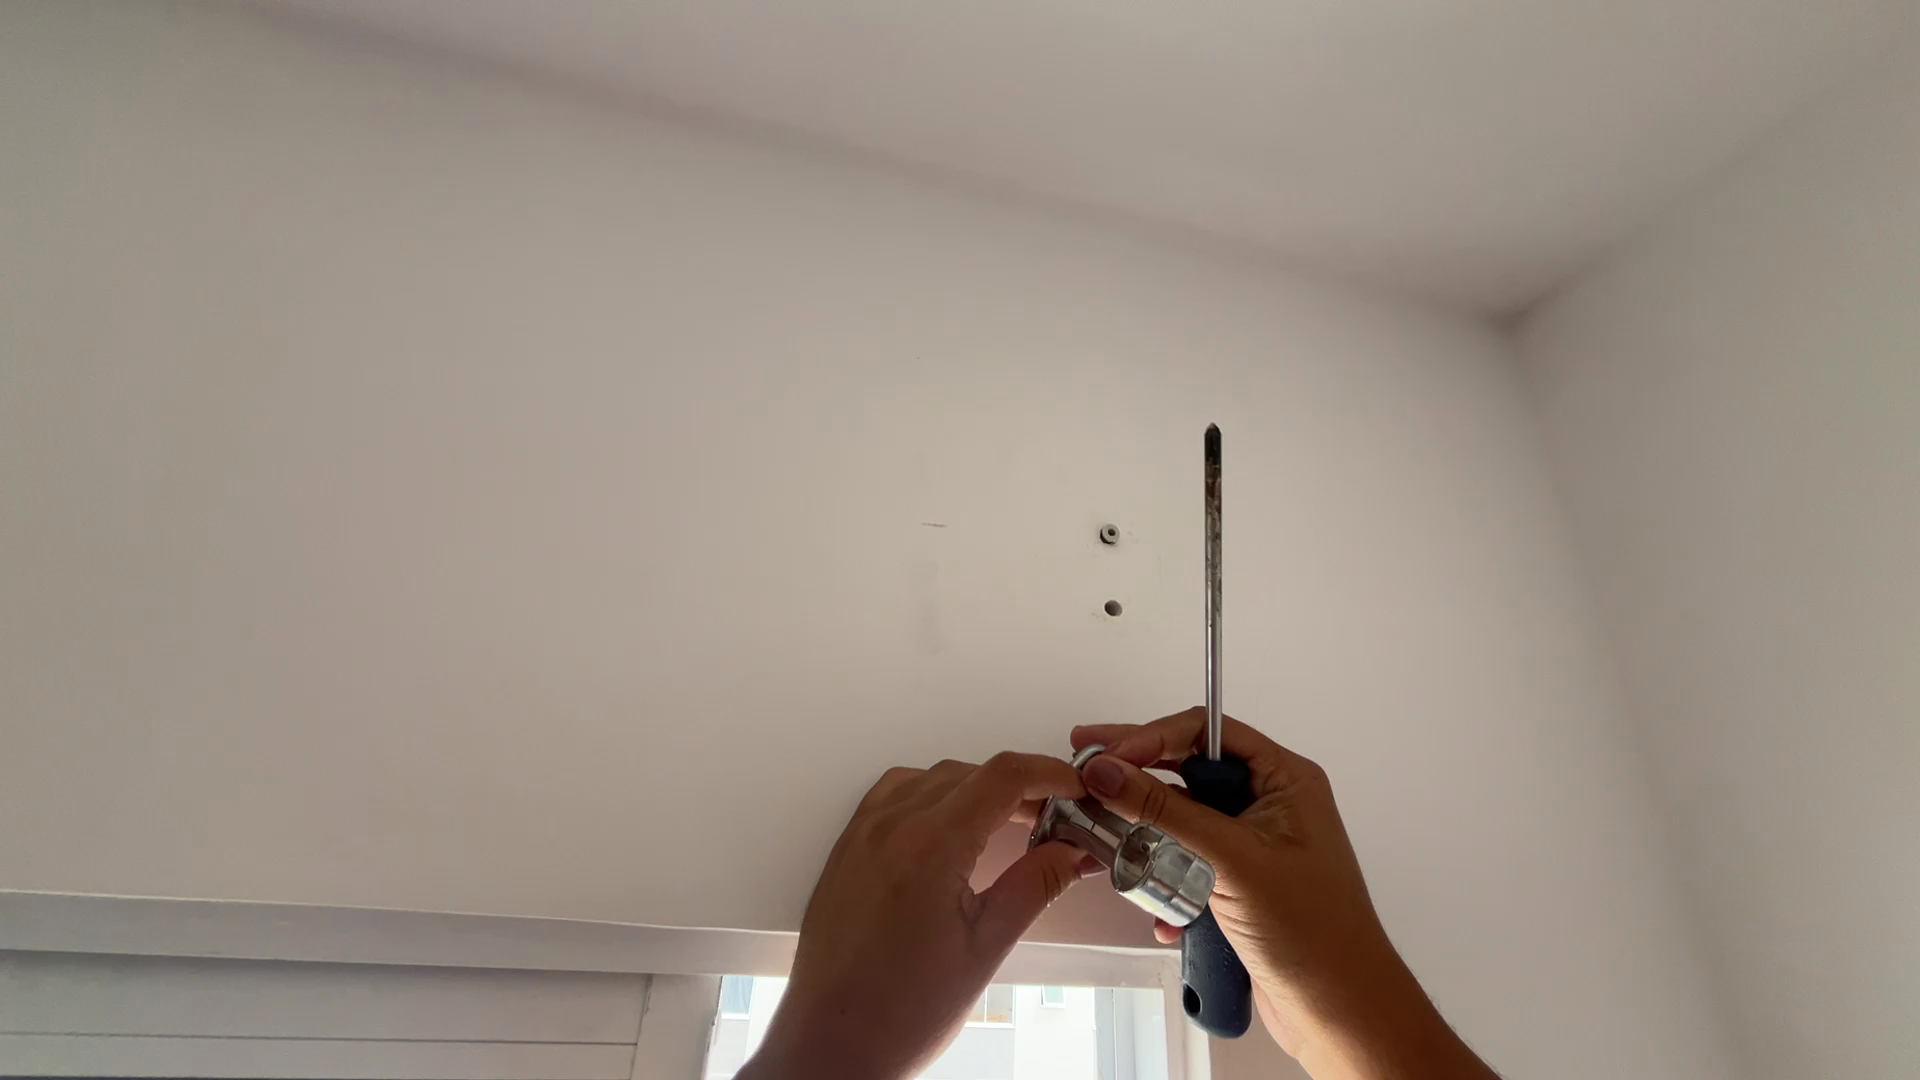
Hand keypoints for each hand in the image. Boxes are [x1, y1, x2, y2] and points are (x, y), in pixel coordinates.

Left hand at [741, 752, 1094, 1079]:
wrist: (830, 1047)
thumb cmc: (897, 1013)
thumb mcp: (985, 948)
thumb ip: (1033, 886)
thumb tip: (1069, 852)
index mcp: (930, 844)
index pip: (1002, 777)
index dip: (1048, 773)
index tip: (1073, 787)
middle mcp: (892, 825)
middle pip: (972, 772)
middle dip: (1020, 786)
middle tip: (1053, 817)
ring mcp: (865, 830)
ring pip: (935, 777)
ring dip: (977, 786)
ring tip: (1006, 820)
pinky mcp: (849, 843)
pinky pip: (896, 790)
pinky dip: (933, 792)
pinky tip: (949, 821)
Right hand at [1072, 709, 1495, 1079]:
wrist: (1344, 1020)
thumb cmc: (1311, 934)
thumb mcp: (1230, 860)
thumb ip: (1163, 810)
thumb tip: (1105, 769)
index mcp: (1282, 779)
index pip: (1205, 732)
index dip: (1152, 735)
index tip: (1110, 754)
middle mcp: (1267, 801)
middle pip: (1186, 767)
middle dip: (1136, 771)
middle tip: (1087, 761)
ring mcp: (1251, 840)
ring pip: (1182, 814)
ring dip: (1147, 829)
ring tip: (1106, 831)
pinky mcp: (1237, 878)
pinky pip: (1186, 855)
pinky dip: (1164, 871)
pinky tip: (1154, 903)